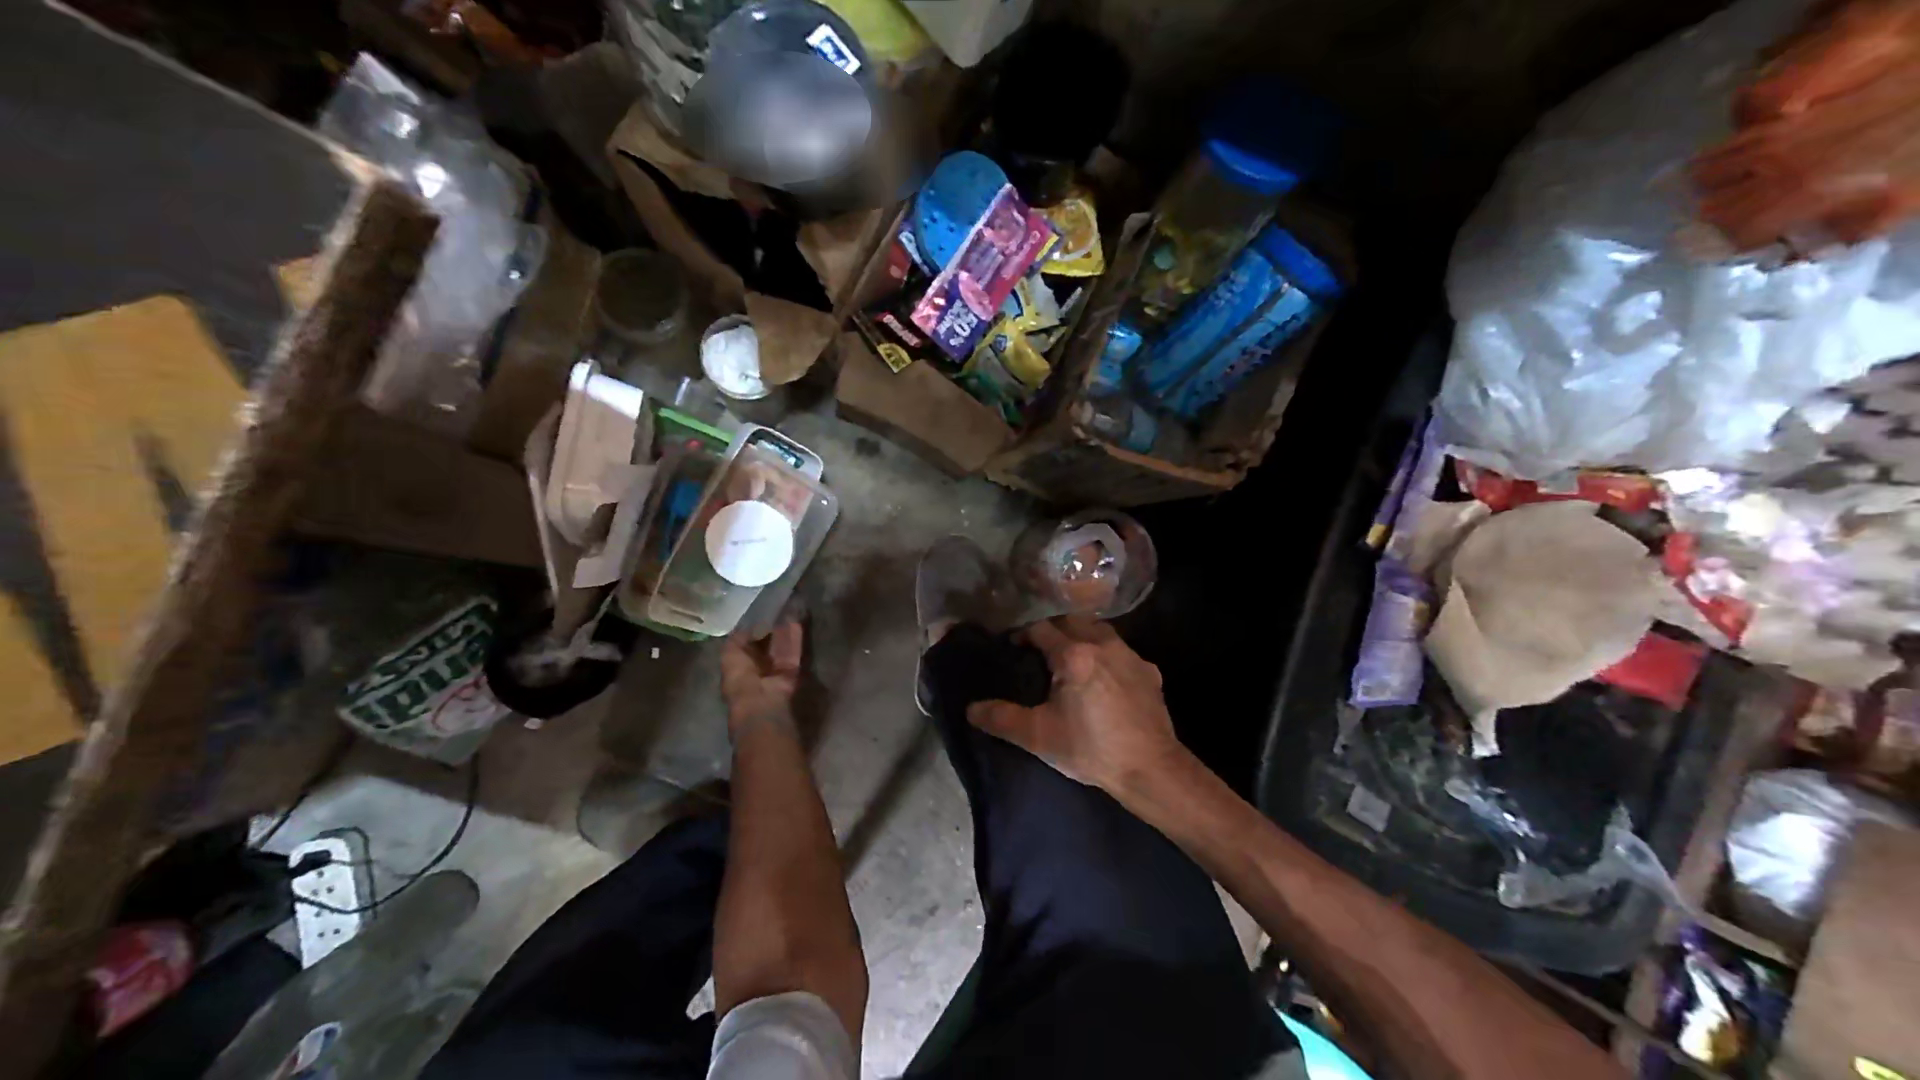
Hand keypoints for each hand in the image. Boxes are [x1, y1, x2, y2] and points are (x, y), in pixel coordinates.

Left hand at [721, 620, 801, 732]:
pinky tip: (796, 623)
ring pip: (780, 649)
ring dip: (783, 632)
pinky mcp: (791, 673)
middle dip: (770, 631)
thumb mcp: (729, 654)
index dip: (751, 633)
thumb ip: (737, 639)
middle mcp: (756, 670)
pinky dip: (794, 639)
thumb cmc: (739, 678)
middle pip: (764, 648)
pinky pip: (792, 653)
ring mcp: (775, 672)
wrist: (760, 701)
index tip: (759, 618)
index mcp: (737, 668)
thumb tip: (751, 628)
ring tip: (788, 612)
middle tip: (777, 612)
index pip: (745, 648)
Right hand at [967, 616, 1184, 792]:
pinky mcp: (1149, 671)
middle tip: (1038, 650)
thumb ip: (1002, 718)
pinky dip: (1106, 654)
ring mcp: (1130, 656)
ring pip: (1099, 630)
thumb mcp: (1039, 737)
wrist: (1150, 769)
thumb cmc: (1091, 749)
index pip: (1041, 628)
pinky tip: (1103, 677)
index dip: (1023, 635)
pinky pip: (1121, 651)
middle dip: (1052, 629)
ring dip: (1081, 635)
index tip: (1013, 648)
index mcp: (1074, 655)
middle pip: (1071, 621)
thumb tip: (971, 709)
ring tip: (1069, 657)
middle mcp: (1103, 644)